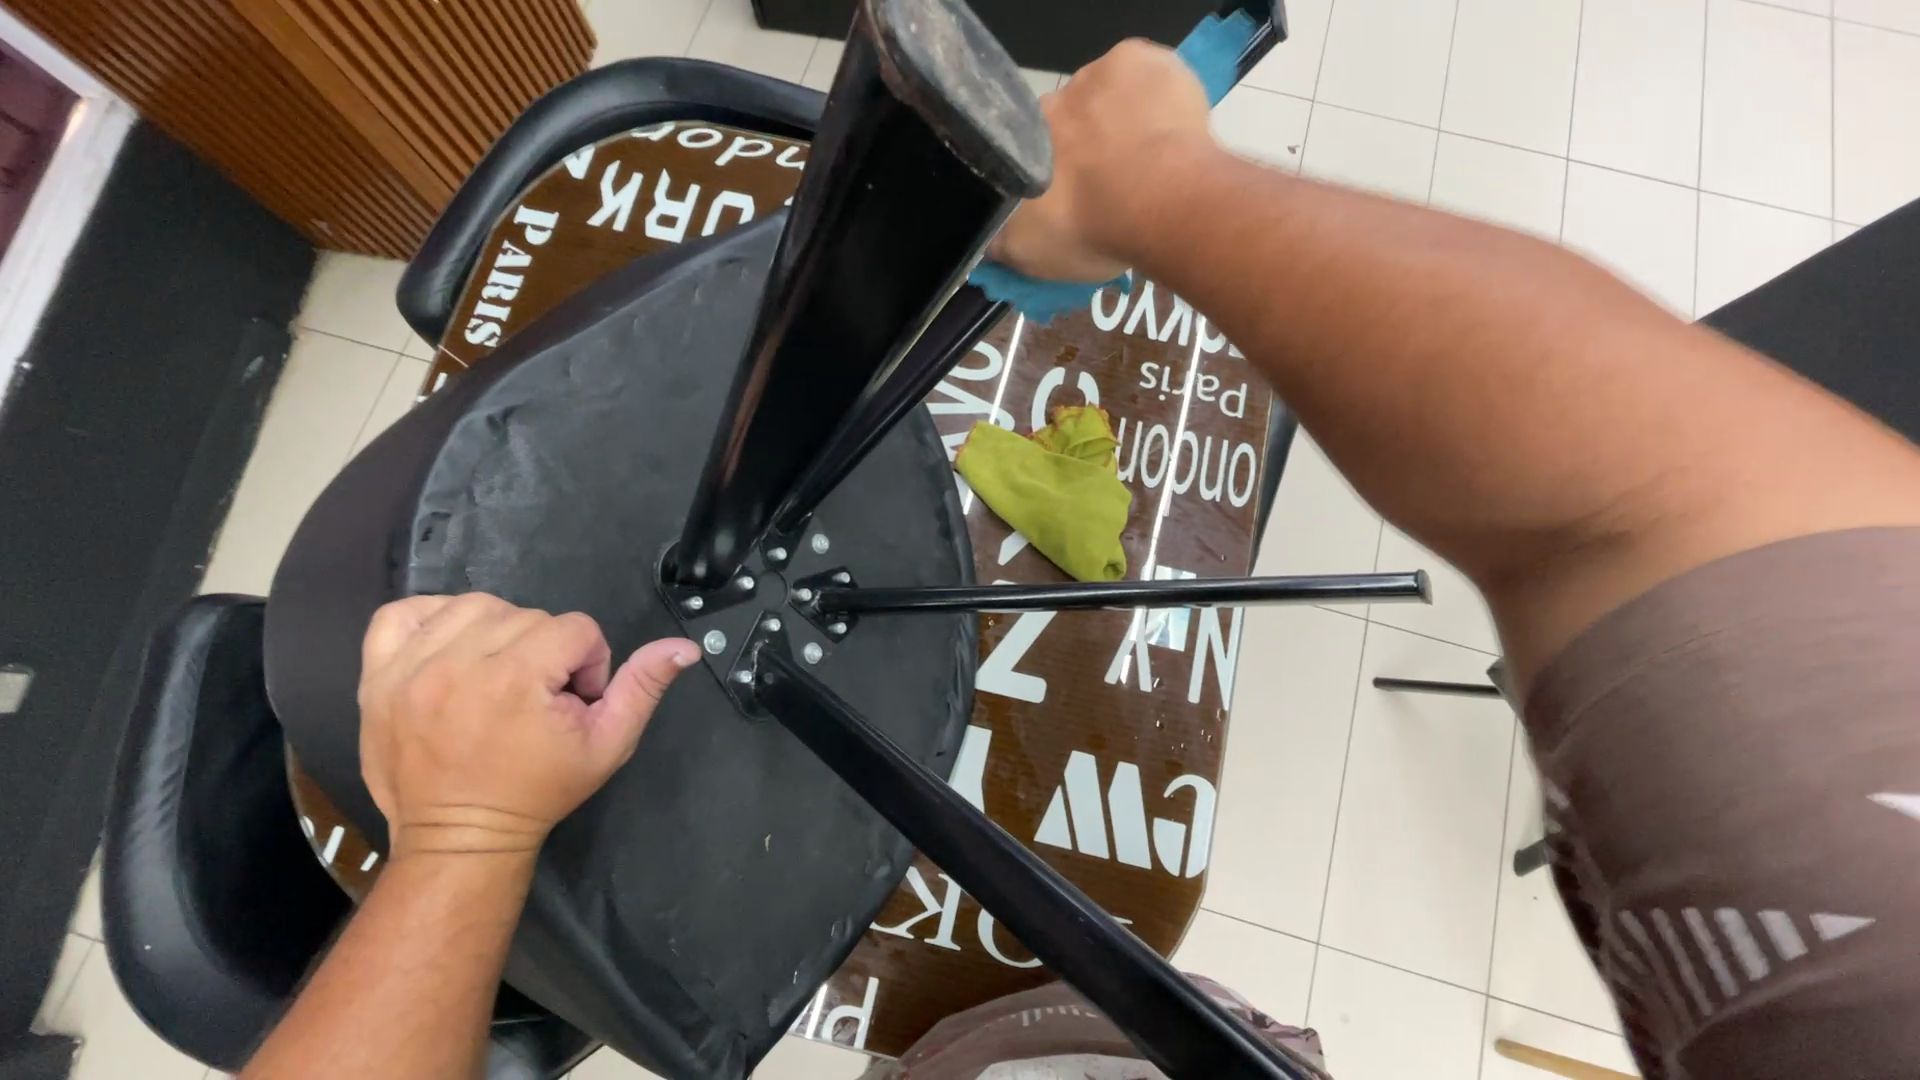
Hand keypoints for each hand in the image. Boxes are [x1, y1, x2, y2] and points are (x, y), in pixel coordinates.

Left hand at [357, 593, 698, 859]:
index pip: (575, 628)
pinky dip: (433, 620)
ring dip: (500, 631)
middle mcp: (459, 663)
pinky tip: (453, 649)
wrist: (460, 836)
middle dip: (547, 649)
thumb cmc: (541, 790)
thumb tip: (683, 647)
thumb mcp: (609, 743)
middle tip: (541, 696)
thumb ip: (644, 687)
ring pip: (475, 606)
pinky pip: (402, 614)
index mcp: (517, 679)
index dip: (587, 663)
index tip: (573, 702)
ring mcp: (410, 668)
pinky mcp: (375, 676)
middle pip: (528, 614)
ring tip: (501, 672)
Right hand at [992, 39, 1214, 282]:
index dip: (1045, 175)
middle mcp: (1048, 102)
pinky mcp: (1136, 59)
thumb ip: (1001, 241)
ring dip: (1115, 120)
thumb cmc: (1093, 232)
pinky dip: (1148, 94)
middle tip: (1108, 180)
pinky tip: (1162, 125)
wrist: (1160, 201)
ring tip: (1141, 156)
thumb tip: (984, 238)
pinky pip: (1139, 72)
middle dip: (1080, 146)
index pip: (1023, 156)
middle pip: (1063, 123)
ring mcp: (1093, 76)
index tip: (1065, 196)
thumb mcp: (1032, 255)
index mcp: (1019, 145)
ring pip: (1101, 96)